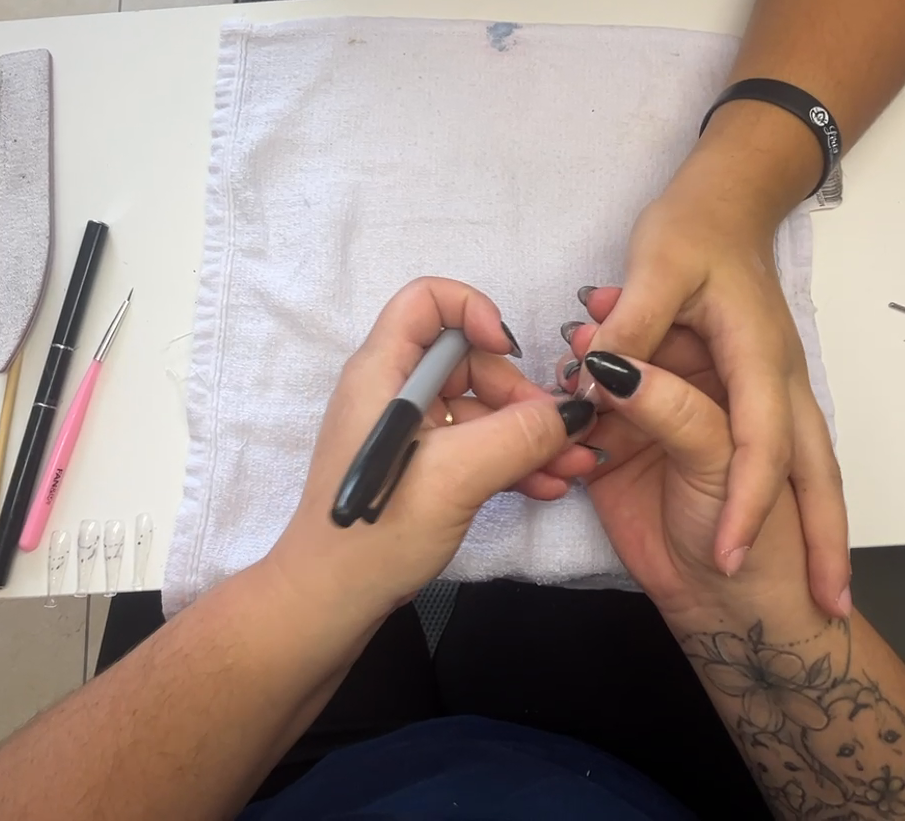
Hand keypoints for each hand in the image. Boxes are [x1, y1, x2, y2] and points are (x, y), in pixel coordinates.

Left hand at [265, 278, 598, 621]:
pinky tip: (547, 486)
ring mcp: (408, 428)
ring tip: (572, 469)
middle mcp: (393, 389)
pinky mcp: (420, 463)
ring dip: (527, 434)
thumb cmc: (377, 531)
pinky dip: (509, 459)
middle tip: (563, 438)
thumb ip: (519, 436)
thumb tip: (575, 411)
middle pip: (466, 358)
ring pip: (478, 406)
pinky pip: (473, 443)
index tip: (510, 350)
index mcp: (383, 371)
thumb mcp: (456, 476)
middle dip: (519, 394)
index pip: (426, 300)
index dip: (473, 309)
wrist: (330, 604)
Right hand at [563, 339, 820, 624]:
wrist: (726, 612)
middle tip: (579, 331)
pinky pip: (577, 423)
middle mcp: (686, 395)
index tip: (608, 305)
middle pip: (637, 355)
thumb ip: (673, 408)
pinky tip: (551, 394)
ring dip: (582, 372)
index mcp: (733, 386)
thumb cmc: (760, 538)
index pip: (684, 337)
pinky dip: (562, 410)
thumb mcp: (719, 459)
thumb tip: (609, 367)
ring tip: (564, 361)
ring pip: (604, 384)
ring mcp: (643, 424)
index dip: (646, 317)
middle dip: (607, 341)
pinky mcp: (606, 454)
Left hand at [586, 126, 847, 618]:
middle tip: (830, 610)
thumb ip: (631, 327)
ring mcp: (776, 382)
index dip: (745, 502)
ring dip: (821, 523)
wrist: (727, 200)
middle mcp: (778, 378)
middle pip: (815, 465)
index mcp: (756, 355)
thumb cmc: (694, 229)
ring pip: (810, 460)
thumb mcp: (656, 271)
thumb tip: (596, 380)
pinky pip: (784, 443)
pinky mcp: (758, 383)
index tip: (727, 556)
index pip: (758, 441)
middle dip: (826, 537)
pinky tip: (784, 522)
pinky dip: (791, 488)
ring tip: (827, 591)